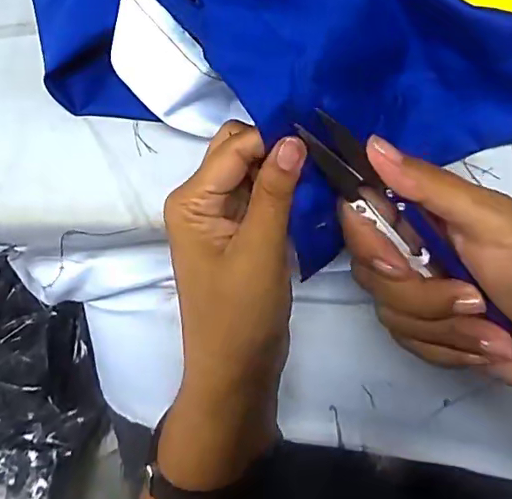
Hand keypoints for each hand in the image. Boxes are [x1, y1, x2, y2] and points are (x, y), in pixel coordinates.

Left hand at [156, 121, 305, 489]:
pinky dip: (279, 186)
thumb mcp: (261, 250)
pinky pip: (257, 192)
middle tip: (317, 151)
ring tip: (319, 163)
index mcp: (191, 199)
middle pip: (236, 150)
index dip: (271, 137)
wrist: (236, 375)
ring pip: (249, 168)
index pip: (233, 147)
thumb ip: (275, 191)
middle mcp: (198, 198)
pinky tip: (308, 187)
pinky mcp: (236, 229)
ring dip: (278, 164)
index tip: (314, 136)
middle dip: (272, 145)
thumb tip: (293, 138)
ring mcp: (217, 214)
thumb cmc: (241, 315)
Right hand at [341, 136, 511, 393]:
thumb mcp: (490, 219)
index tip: (399, 260)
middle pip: (368, 268)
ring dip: (448, 324)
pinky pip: (410, 342)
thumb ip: (429, 185)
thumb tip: (372, 144)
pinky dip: (454, 347)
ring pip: (390, 309)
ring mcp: (413, 289)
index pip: (357, 210)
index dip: (365, 236)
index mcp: (418, 209)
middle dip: (422, 293)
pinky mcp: (425, 330)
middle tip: (470, 294)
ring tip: (490, 321)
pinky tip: (487, 342)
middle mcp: (406, 245)